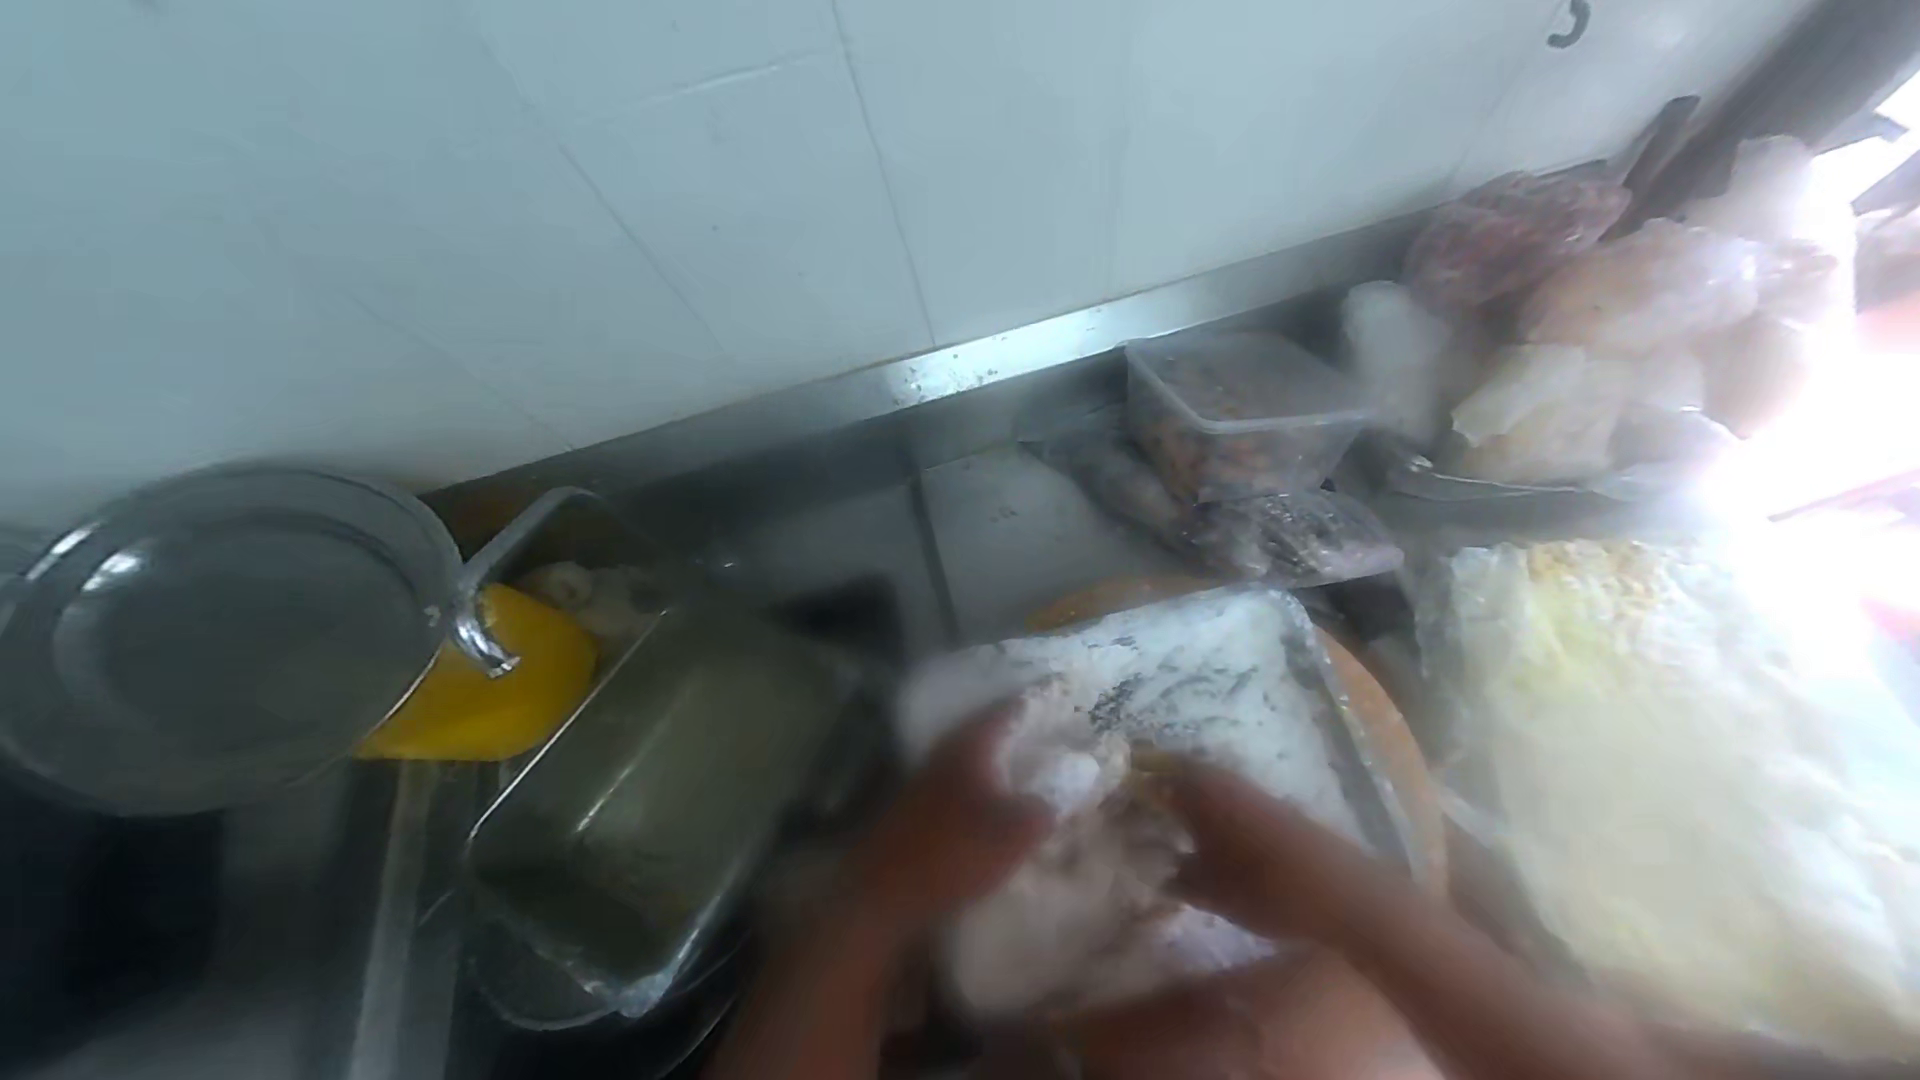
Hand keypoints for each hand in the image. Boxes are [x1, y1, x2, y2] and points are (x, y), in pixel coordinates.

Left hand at [841, 702, 1050, 939]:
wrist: (883, 891)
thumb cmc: (951, 854)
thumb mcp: (1012, 835)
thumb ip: (1044, 807)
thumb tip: (1072, 784)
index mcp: (970, 746)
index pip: (1006, 710)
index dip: (1034, 703)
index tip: (1061, 700)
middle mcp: (947, 750)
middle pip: (988, 728)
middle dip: (1019, 728)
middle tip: (1053, 730)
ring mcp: (929, 775)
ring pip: (974, 752)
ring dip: (1001, 754)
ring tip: (1033, 760)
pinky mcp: (920, 801)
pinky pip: (963, 775)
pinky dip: (985, 777)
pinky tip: (999, 795)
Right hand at [1146, 759, 1375, 942]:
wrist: (1342, 892)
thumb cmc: (1265, 888)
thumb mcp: (1209, 890)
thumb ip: (1175, 875)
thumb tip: (1150, 868)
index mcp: (1196, 791)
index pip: (1149, 774)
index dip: (1126, 778)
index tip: (1106, 785)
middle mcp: (1218, 778)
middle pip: (1173, 767)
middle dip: (1150, 773)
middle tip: (1127, 789)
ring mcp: (1245, 787)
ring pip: (1198, 775)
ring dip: (1177, 783)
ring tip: (1158, 803)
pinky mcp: (1266, 802)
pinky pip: (1220, 787)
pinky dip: (1202, 795)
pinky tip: (1199, 819)